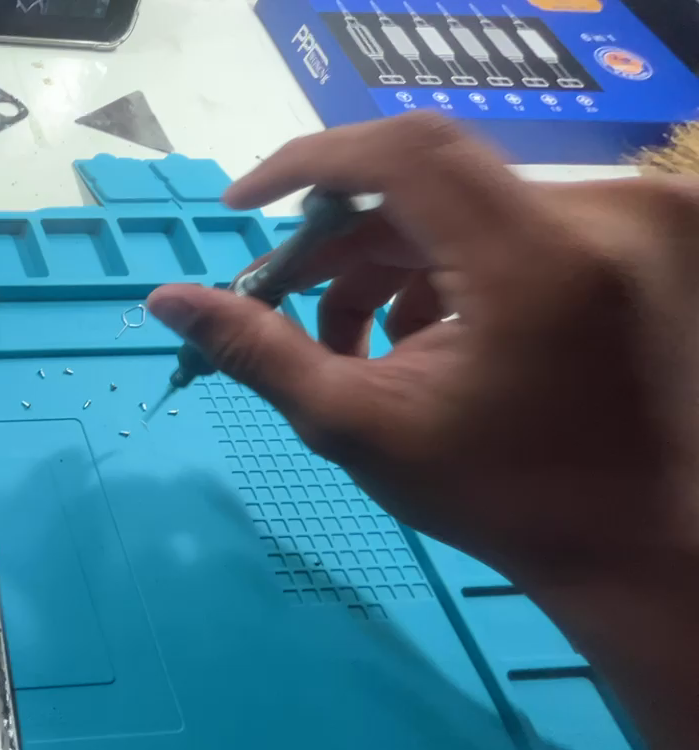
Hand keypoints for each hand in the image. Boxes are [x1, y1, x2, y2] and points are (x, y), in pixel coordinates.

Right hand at [147, 113, 698, 590]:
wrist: (640, 538)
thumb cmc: (489, 490)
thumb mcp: (346, 421)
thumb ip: (253, 349)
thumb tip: (165, 300)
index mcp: (537, 258)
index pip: (403, 154)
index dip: (305, 164)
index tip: (237, 207)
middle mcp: (605, 212)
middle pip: (422, 191)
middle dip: (332, 250)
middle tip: (275, 309)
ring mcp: (636, 221)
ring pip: (458, 212)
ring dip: (379, 271)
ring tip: (350, 350)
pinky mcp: (642, 238)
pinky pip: (506, 229)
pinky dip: (437, 275)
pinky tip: (418, 342)